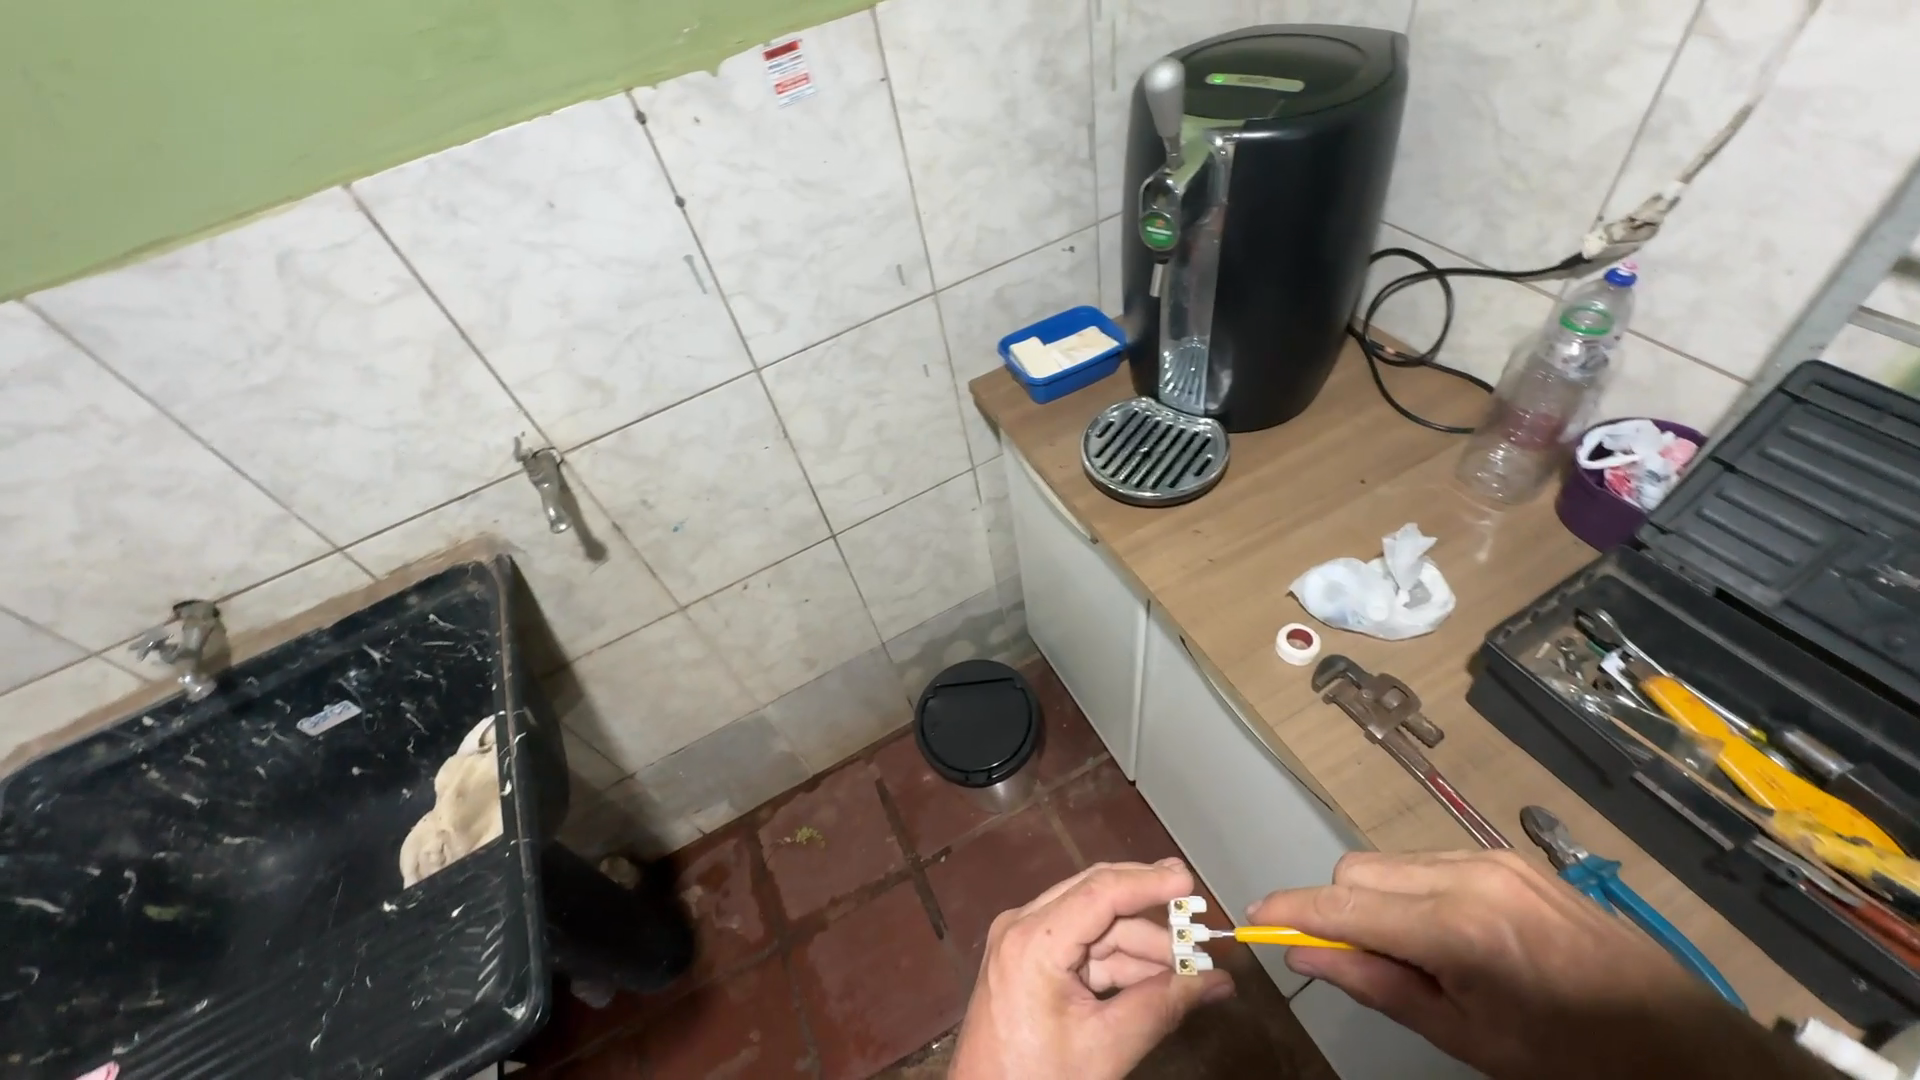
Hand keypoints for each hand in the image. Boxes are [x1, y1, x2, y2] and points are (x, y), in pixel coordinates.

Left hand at [950, 859, 1233, 1079]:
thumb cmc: (1039, 1078)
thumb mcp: (1105, 1046)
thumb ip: (1161, 1006)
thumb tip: (1216, 980)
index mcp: (1034, 938)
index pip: (1100, 891)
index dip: (1150, 882)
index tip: (1191, 882)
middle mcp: (1024, 924)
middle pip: (1098, 898)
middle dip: (1152, 910)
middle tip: (1200, 918)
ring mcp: (1024, 938)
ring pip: (1095, 923)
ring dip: (1143, 942)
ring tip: (1193, 965)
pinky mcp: (1030, 957)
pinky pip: (1084, 945)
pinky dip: (1122, 960)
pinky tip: (1161, 976)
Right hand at [1251, 850, 1824, 1079]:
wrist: (1684, 1042)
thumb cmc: (1571, 1057)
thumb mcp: (1470, 1040)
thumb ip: (1379, 986)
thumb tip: (1306, 956)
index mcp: (1459, 930)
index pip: (1345, 906)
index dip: (1293, 911)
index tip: (1254, 920)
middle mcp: (1467, 875)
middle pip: (1357, 870)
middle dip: (1339, 908)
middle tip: (1356, 960)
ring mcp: (1490, 858)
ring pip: (1388, 863)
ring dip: (1375, 900)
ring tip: (1415, 953)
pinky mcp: (1507, 856)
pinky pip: (1426, 861)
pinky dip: (1411, 892)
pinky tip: (1447, 933)